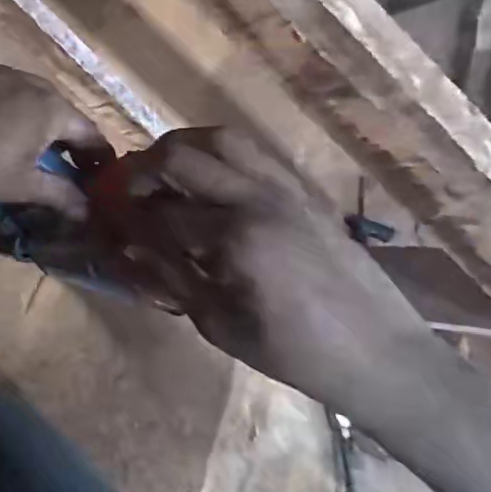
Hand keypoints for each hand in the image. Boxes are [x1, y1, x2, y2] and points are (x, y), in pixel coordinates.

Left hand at [0, 64, 107, 213]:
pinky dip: (8, 101)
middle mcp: (30, 81)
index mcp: (50, 108)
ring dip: (37, 114)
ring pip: (31, 92)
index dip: (95, 152)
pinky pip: (2, 84)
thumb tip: (87, 210)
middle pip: (60, 108)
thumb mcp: (23, 186)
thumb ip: (61, 194)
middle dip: (66, 133)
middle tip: (64, 158)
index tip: (97, 170)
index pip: (86, 130)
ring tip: (30, 140)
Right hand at [98, 127, 433, 411]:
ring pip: (219, 137)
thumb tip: (128, 242)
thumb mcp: (216, 322)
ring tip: (162, 173)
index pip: (158, 211)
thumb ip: (168, 274)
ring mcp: (286, 188)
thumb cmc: (292, 350)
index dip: (125, 216)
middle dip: (141, 169)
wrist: (382, 354)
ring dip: (179, 148)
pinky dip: (216, 154)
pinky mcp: (304, 190)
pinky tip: (205, 180)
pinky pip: (251, 151)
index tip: (108, 223)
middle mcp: (258, 199)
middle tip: (128, 191)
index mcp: (234, 238)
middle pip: (180, 155)